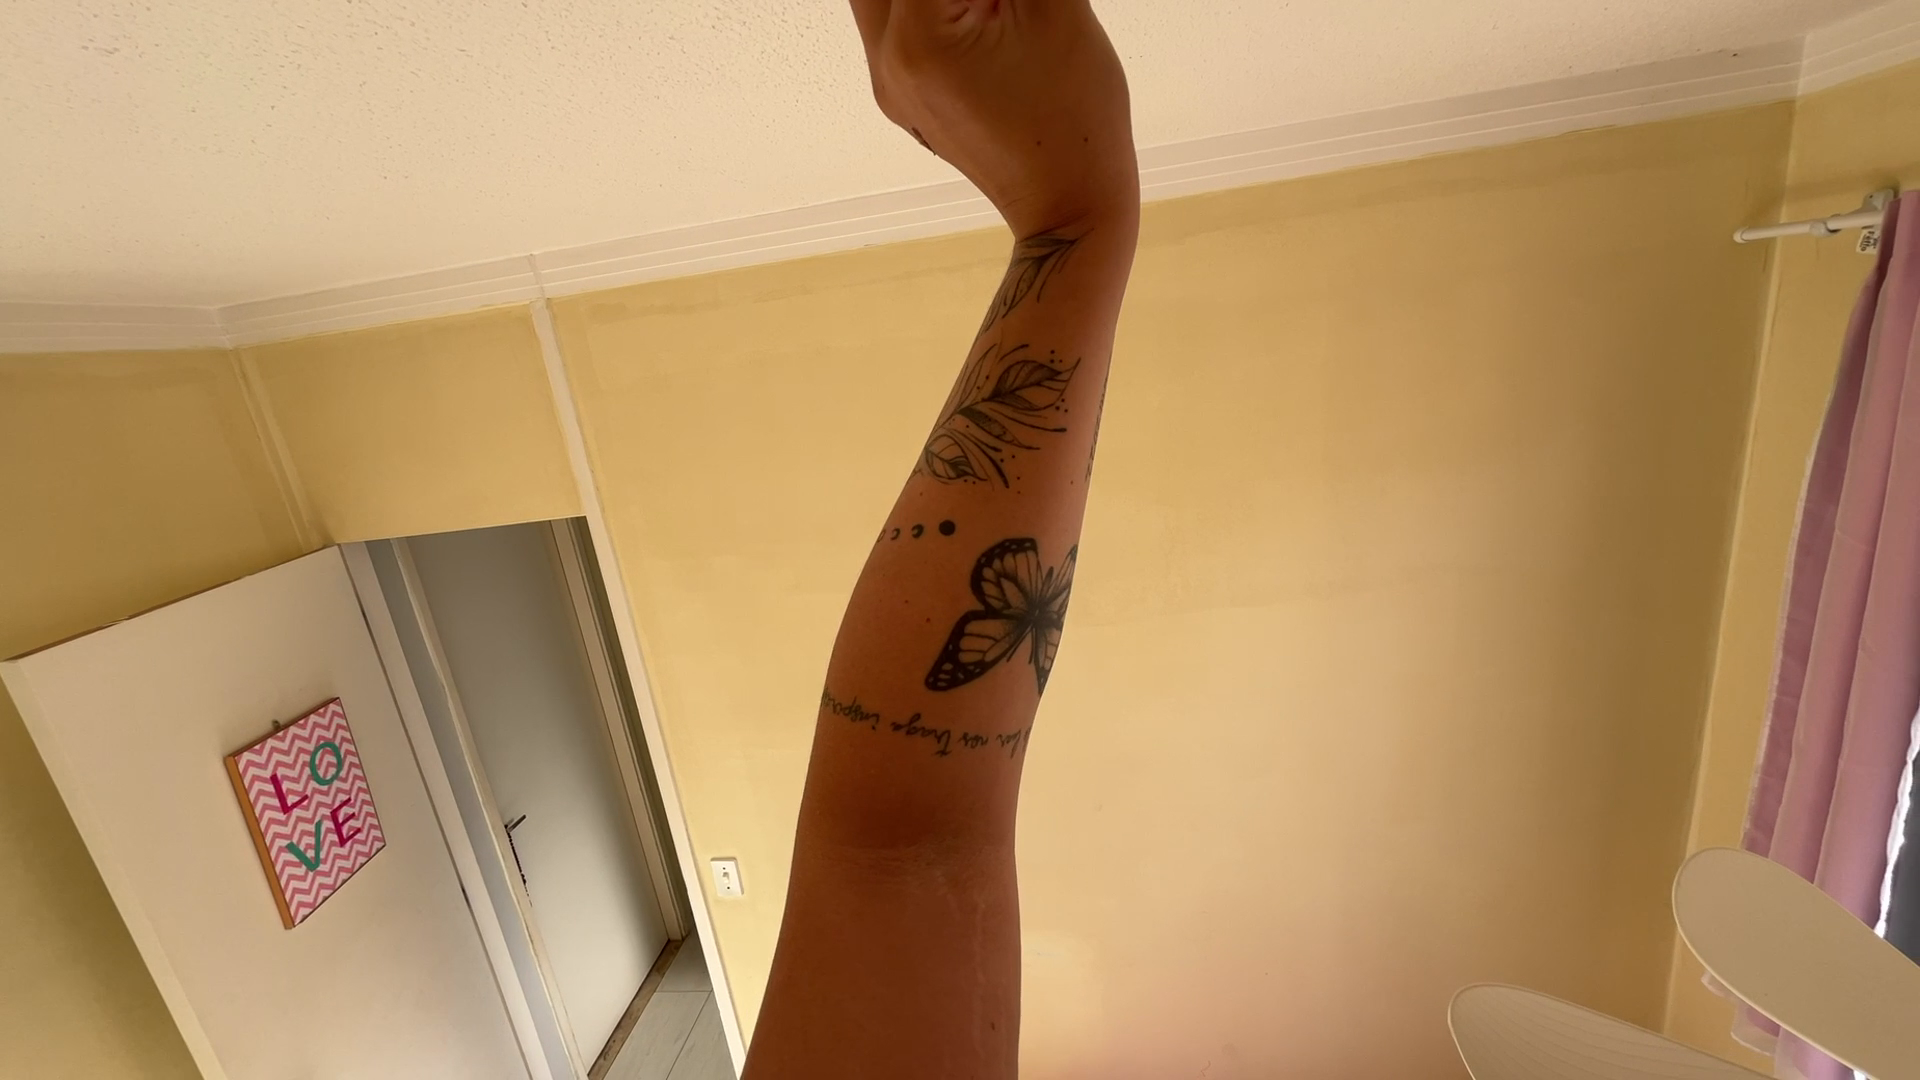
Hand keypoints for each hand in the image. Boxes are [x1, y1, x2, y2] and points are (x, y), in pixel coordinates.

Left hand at [850, 0, 1138, 238]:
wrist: (1070, 207)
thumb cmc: (1072, 124)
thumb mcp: (1052, 4)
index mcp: (916, 40)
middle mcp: (888, 68)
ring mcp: (894, 91)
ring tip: (990, 8)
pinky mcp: (909, 102)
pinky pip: (898, 29)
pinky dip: (926, 5)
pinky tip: (976, 11)